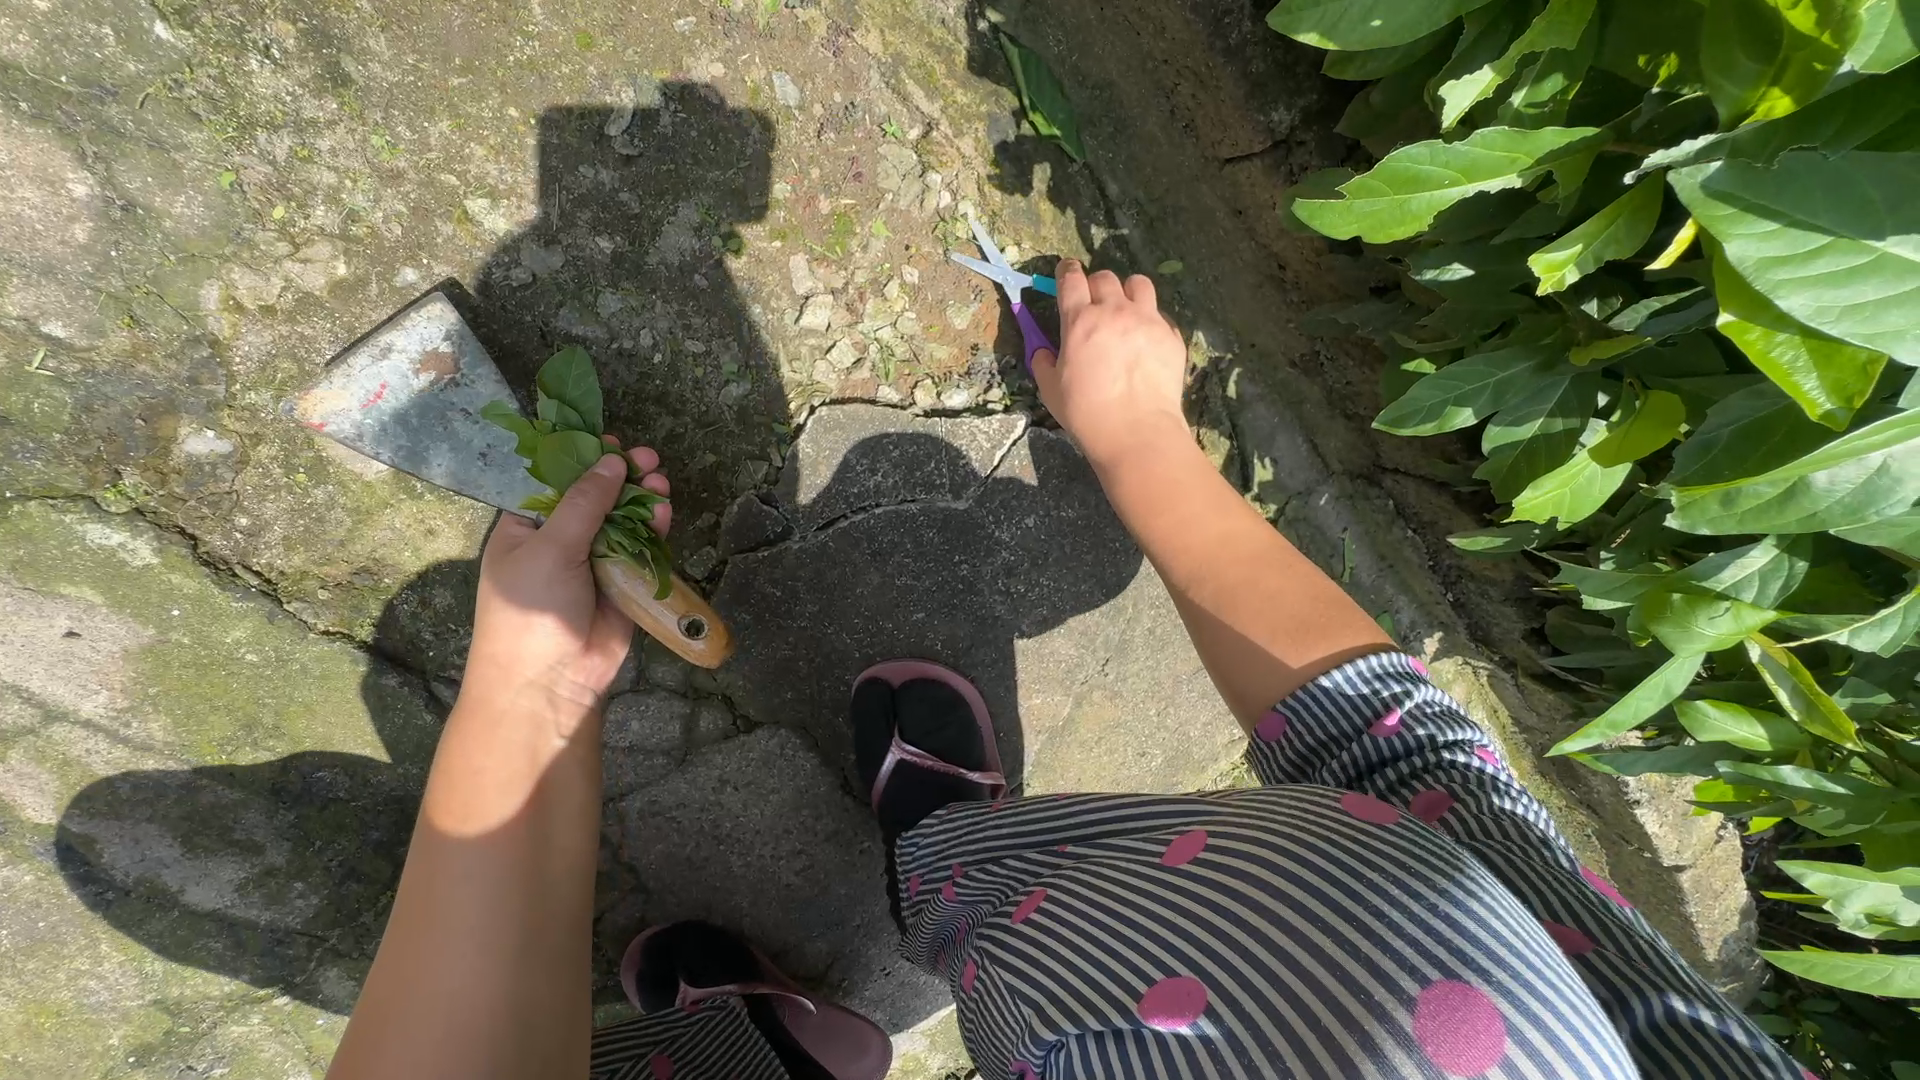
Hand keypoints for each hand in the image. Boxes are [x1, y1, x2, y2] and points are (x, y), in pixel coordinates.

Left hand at [460, 439, 672, 723]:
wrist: (551, 679)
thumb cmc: (531, 608)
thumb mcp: (549, 547)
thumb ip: (584, 503)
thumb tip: (613, 461)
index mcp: (527, 528)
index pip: (555, 482)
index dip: (582, 460)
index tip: (609, 441)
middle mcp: (561, 541)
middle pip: (596, 498)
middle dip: (621, 477)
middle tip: (649, 457)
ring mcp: (595, 562)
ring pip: (624, 521)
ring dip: (642, 500)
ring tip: (662, 480)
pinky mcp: (624, 582)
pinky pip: (642, 549)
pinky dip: (654, 530)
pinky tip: (664, 512)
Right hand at [1031, 259, 1188, 468]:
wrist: (1136, 431)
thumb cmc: (1086, 413)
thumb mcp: (1051, 391)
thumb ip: (1044, 364)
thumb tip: (1043, 353)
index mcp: (1080, 321)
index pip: (1071, 279)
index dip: (1066, 271)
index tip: (1066, 272)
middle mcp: (1115, 311)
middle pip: (1105, 278)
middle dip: (1096, 285)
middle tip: (1094, 303)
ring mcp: (1148, 320)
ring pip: (1139, 284)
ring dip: (1128, 292)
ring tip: (1126, 310)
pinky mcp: (1171, 336)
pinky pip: (1160, 315)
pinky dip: (1150, 321)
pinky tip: (1146, 342)